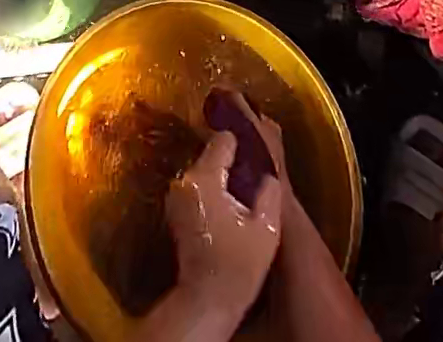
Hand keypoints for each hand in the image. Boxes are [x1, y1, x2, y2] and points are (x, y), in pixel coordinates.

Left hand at [167, 130, 283, 314]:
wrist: (206, 301)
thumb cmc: (238, 265)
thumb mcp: (266, 227)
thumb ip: (268, 191)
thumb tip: (267, 173)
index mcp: (205, 179)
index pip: (222, 140)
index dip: (241, 142)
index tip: (254, 150)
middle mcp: (185, 181)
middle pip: (211, 153)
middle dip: (230, 160)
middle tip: (251, 171)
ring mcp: (175, 197)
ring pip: (203, 170)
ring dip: (219, 175)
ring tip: (241, 189)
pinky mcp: (174, 212)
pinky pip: (196, 186)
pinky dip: (210, 189)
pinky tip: (227, 204)